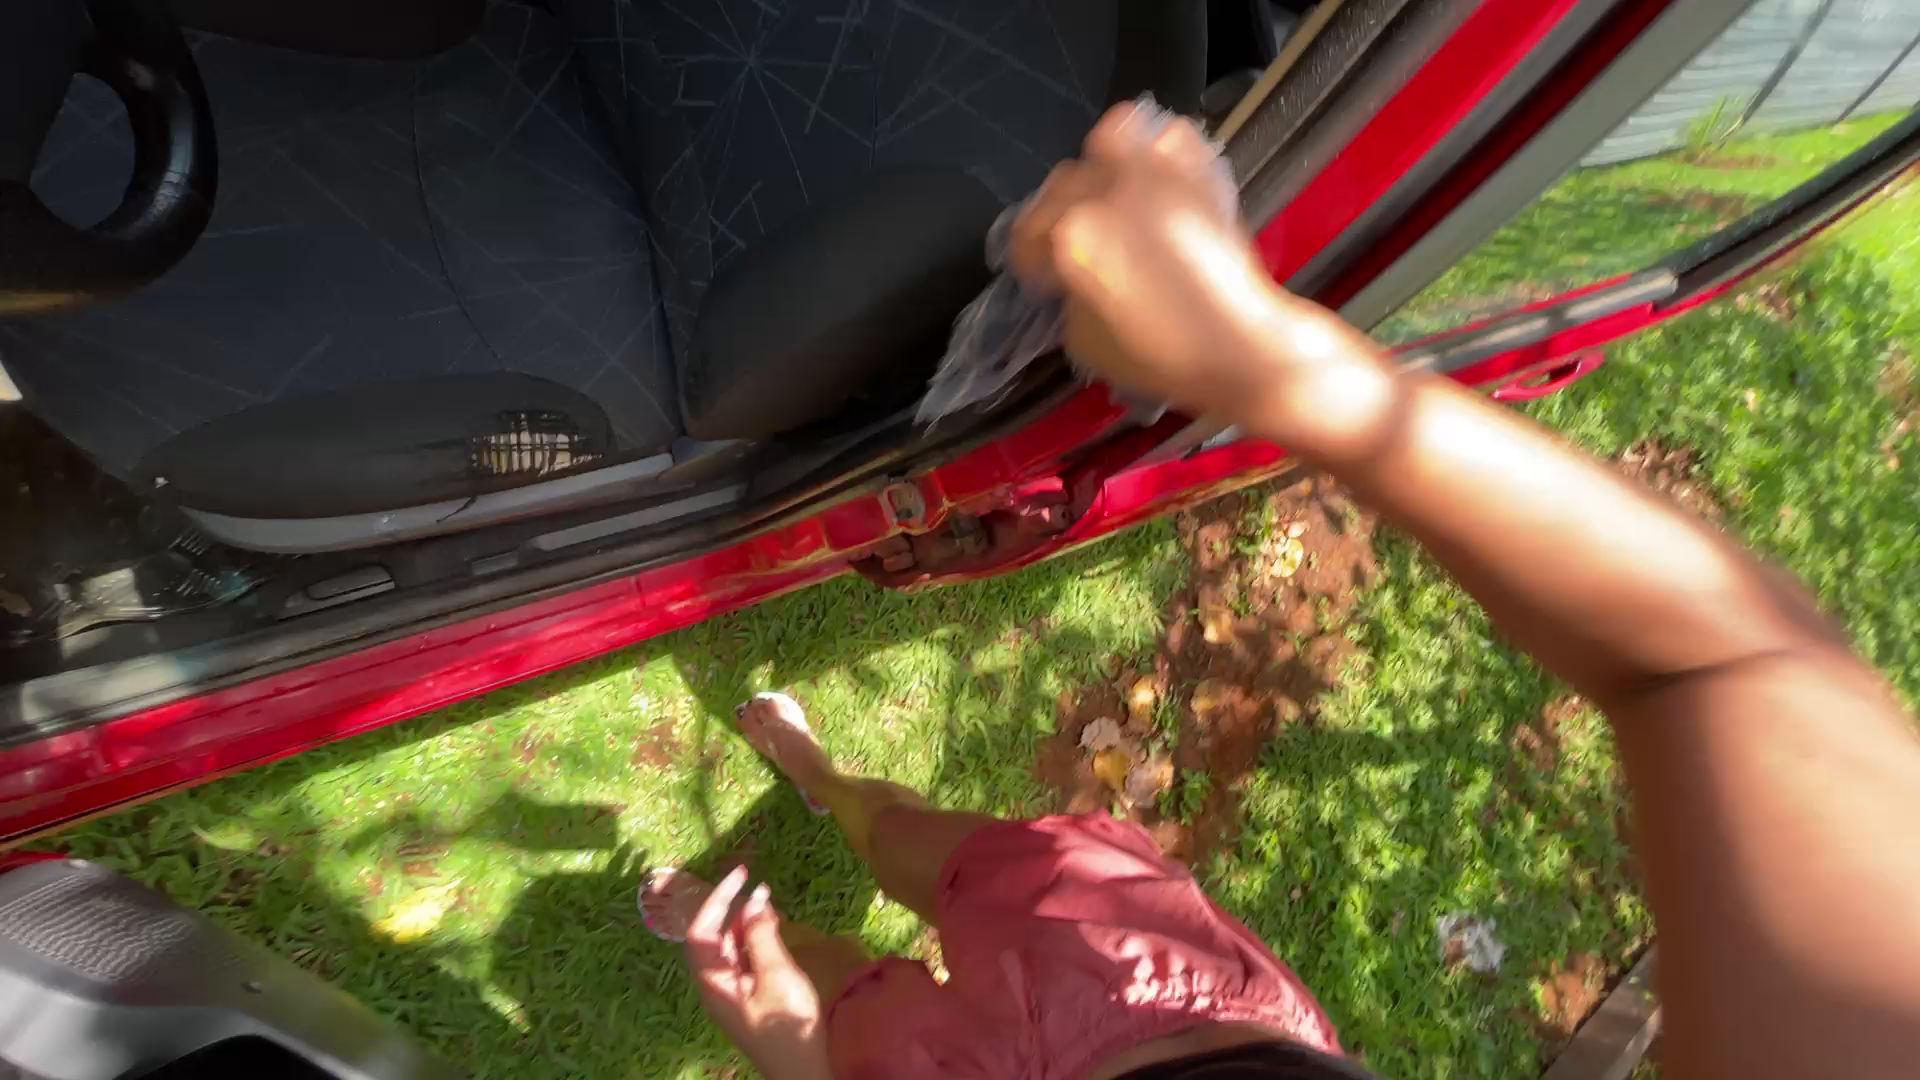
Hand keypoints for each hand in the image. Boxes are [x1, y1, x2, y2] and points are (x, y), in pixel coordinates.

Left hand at [686, 866, 830, 1079]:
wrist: (805, 1072)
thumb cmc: (788, 1024)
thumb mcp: (776, 974)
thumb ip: (762, 935)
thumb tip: (755, 899)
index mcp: (714, 983)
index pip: (701, 932)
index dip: (717, 899)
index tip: (743, 874)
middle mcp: (716, 986)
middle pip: (712, 937)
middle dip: (732, 907)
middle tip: (761, 885)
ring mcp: (732, 993)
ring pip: (730, 946)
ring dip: (746, 921)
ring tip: (771, 902)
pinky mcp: (748, 997)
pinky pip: (744, 958)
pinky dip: (755, 937)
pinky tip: (774, 928)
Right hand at [1009, 103, 1385, 428]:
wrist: (1236, 346)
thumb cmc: (1155, 355)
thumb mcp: (1082, 340)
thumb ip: (1066, 295)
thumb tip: (1069, 277)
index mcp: (1074, 235)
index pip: (1027, 234)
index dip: (1027, 262)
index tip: (1040, 281)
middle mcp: (1110, 190)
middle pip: (1060, 186)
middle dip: (1055, 219)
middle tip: (1069, 250)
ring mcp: (1157, 175)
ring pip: (1107, 140)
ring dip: (1097, 170)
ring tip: (1106, 201)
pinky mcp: (1197, 174)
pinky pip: (1165, 137)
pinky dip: (1150, 152)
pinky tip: (1149, 183)